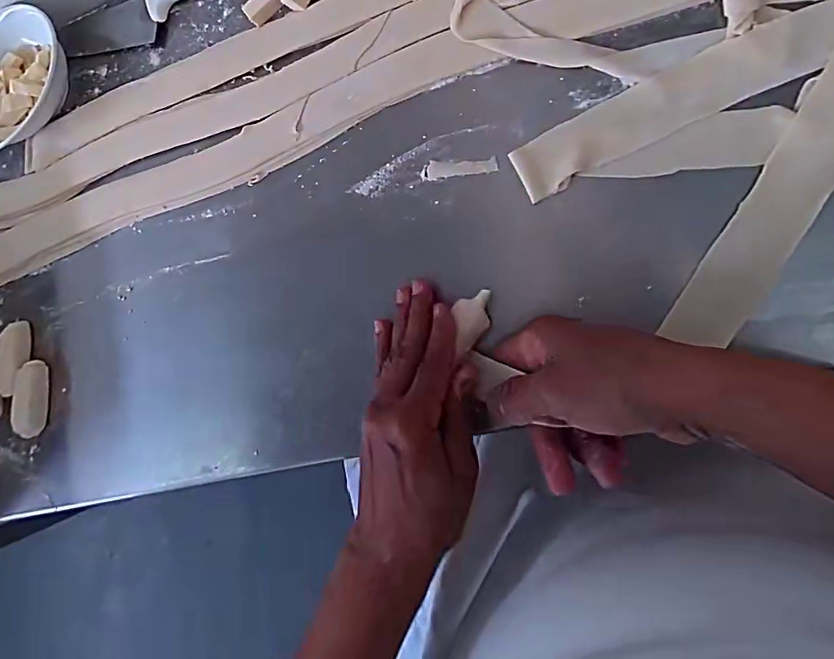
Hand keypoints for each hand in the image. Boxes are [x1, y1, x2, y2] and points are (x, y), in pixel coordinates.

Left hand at [347, 280, 478, 578]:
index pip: (432, 367)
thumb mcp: (460, 468)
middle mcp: (387, 410)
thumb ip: (458, 415)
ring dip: (401, 324)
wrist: (387, 548)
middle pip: (408, 353)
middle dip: (417, 317)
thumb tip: (462, 370)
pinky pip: (380, 374)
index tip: (448, 306)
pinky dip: (383, 348)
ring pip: (392, 358)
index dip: (442, 335)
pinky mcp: (371, 417)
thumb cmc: (432, 516)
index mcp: (411, 423)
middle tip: (422, 285)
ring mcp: (375, 411)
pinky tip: (383, 328)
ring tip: (405, 294)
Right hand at [487, 317, 710, 495]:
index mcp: (543, 338)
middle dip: (549, 440)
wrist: (681, 392)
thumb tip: (492, 400)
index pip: (503, 363)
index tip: (494, 423)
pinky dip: (601, 443)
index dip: (497, 395)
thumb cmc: (619, 381)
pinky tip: (613, 462)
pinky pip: (596, 420)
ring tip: (599, 468)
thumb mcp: (551, 394)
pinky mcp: (617, 389)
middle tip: (556, 471)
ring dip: (580, 449)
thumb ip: (515, 399)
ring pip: (568, 415)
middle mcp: (566, 348)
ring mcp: (593, 368)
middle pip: (538, 398)